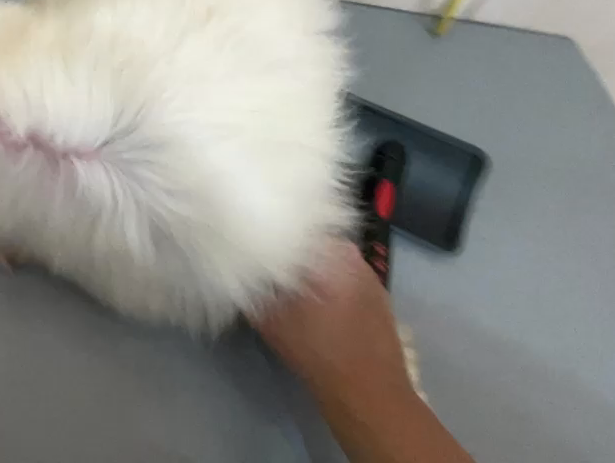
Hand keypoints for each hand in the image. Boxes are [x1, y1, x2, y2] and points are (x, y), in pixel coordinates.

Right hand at [252, 239, 410, 400]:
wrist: (367, 393)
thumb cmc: (313, 349)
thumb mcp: (266, 314)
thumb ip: (250, 279)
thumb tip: (236, 256)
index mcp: (325, 249)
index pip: (289, 221)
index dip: (266, 227)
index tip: (250, 237)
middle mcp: (350, 253)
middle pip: (309, 236)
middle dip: (288, 245)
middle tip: (266, 260)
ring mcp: (369, 273)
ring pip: (326, 255)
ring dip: (308, 262)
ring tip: (289, 281)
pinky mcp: (378, 294)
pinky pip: (344, 273)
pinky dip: (327, 279)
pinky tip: (315, 300)